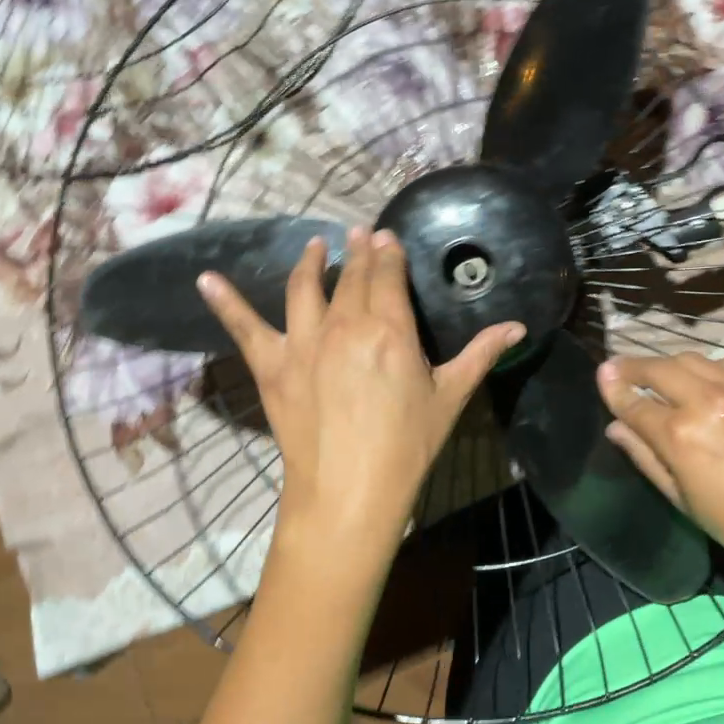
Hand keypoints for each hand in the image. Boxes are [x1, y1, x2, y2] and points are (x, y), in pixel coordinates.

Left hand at [198, 227, 524, 541]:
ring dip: (311, 262)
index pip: (388, 276)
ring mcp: (304, 342)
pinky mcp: (272, 366)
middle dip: (358, 252)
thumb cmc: (407, 444)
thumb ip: (481, 353)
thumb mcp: (450, 396)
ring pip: (305, 288)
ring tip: (316, 246)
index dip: (388, 253)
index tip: (387, 236)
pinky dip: (225, 302)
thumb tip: (518, 327)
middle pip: (352, 277)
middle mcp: (345, 324)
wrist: (349, 490)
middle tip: (361, 233)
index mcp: (390, 328)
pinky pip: (245, 328)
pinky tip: (205, 279)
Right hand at [597, 354, 723, 588]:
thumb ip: (647, 458)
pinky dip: (709, 369)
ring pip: (692, 359)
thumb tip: (618, 428)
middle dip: (633, 365)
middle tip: (619, 366)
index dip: (613, 388)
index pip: (633, 403)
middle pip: (658, 369)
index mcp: (680, 436)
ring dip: (669, 364)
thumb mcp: (686, 502)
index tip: (601, 375)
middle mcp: (706, 400)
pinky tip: (707, 382)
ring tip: (660, 373)